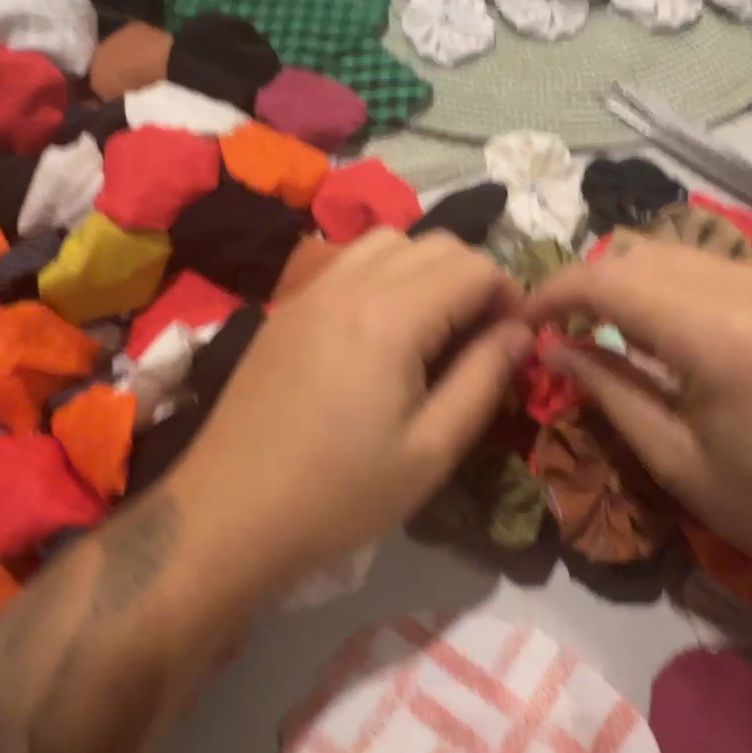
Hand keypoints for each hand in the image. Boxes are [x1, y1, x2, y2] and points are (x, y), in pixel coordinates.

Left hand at [174, 230, 533, 581]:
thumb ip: (483, 379)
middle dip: (474, 277)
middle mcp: (350, 283)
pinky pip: (350, 260)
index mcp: (391, 316)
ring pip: (391, 241)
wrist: (231, 511)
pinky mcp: (289, 305)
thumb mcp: (431, 450)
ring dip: (428, 268)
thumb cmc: (340, 493)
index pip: (474, 267)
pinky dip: (386, 272)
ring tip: (436, 326)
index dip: (509, 295)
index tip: (515, 340)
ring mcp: (312, 289)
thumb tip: (520, 330)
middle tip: (482, 336)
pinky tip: (384, 328)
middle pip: (436, 243)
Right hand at [525, 242, 751, 593]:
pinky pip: (726, 266)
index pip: (609, 279)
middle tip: (569, 330)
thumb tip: (554, 346)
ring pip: (684, 251)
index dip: (555, 290)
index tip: (526, 318)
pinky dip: (685, 287)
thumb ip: (610, 391)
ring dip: (638, 281)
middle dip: (592, 281)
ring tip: (621, 332)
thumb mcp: (680, 464)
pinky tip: (687, 335)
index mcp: (722, 336)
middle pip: (643, 250)